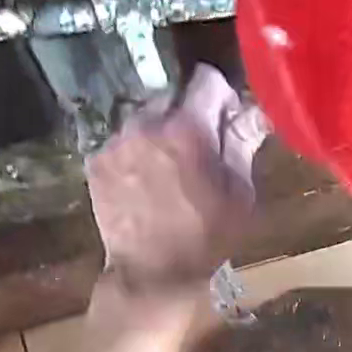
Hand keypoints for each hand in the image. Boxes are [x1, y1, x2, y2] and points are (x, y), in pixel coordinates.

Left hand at [85, 64, 268, 298]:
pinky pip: (123, 140)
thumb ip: (243, 144)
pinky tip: (149, 184)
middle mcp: (147, 123)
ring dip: (162, 132)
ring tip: (172, 171)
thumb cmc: (208, 237)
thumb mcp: (239, 194)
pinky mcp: (97, 160)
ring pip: (145, 117)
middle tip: (202, 152)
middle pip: (173, 95)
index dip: (223, 96)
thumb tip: (254, 111)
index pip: (206, 79)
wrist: (154, 272)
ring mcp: (117, 141)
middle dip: (191, 115)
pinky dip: (139, 152)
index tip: (229, 122)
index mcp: (188, 129)